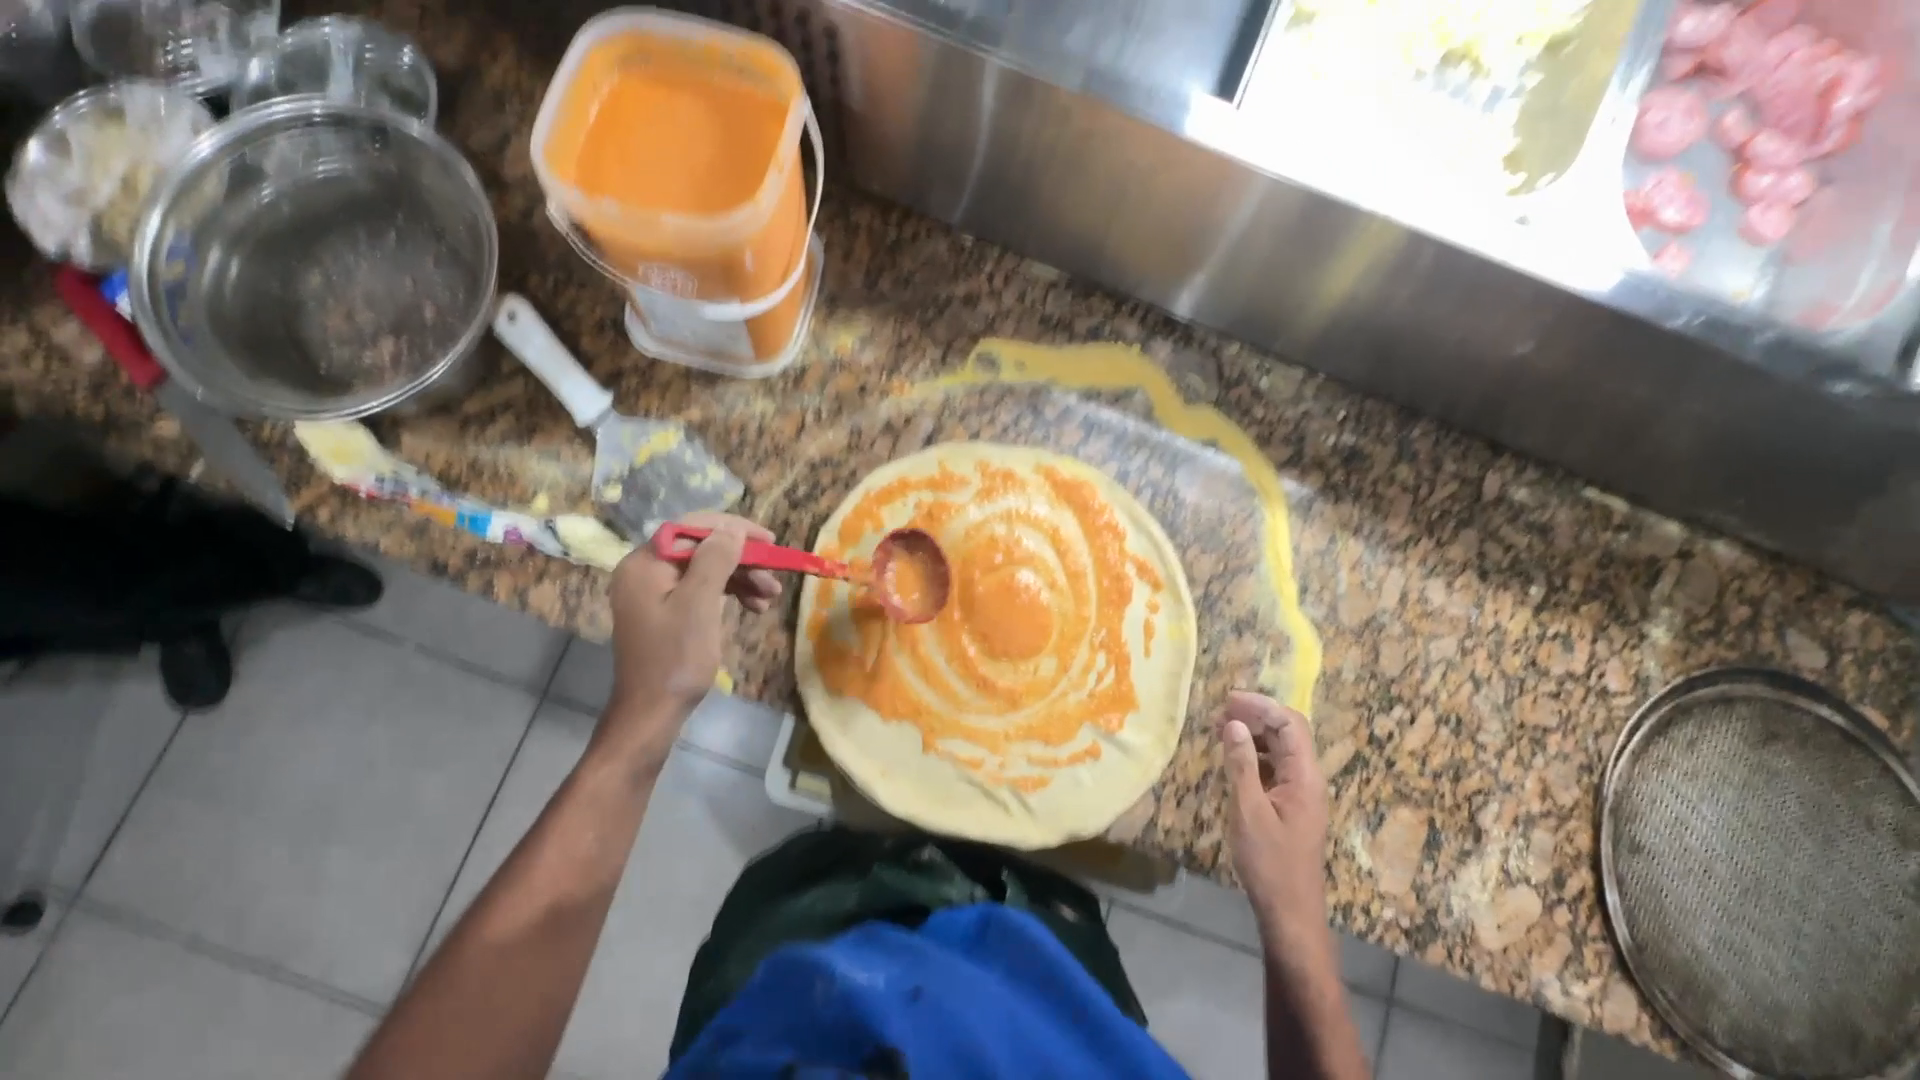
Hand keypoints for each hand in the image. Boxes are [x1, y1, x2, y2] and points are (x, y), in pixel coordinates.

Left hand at [598, 513, 781, 770]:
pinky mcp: (665, 612)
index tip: (769, 540)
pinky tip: (753, 607)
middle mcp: (644, 571)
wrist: (652, 712)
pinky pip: (700, 590)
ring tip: (771, 596)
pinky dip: (728, 595)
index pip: (692, 528)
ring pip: (705, 570)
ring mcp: (653, 593)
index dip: (733, 529)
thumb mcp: (699, 605)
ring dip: (740, 578)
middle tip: (775, 574)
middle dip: (741, 559)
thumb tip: (732, 530)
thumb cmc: (675, 658)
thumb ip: (715, 560)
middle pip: (700, 548)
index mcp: (644, 563)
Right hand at [1217, 690, 1330, 948]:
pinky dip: (1253, 755)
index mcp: (1306, 777)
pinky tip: (1231, 757)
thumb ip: (1241, 765)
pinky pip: (1275, 768)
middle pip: (1288, 733)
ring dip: (1253, 734)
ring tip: (1220, 729)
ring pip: (1280, 750)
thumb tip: (1233, 724)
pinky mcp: (1290, 806)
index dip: (1261, 706)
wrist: (1289, 911)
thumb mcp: (1248, 811)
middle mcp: (1308, 780)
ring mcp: (1301, 794)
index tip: (1228, 700)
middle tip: (1220, 712)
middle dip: (1256, 716)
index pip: (1290, 724)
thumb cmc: (1269, 863)